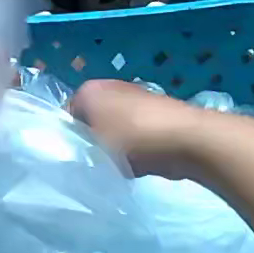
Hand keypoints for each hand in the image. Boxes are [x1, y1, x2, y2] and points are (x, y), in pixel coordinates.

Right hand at [69, 79, 207, 179]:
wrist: (185, 139)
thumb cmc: (132, 140)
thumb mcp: (93, 148)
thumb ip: (79, 149)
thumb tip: (82, 151)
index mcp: (89, 90)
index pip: (67, 115)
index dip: (70, 138)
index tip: (77, 158)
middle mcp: (110, 87)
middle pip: (92, 120)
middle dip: (94, 140)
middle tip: (96, 163)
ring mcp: (136, 99)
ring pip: (114, 128)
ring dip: (116, 146)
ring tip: (119, 165)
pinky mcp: (156, 114)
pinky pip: (135, 134)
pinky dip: (136, 147)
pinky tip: (140, 163)